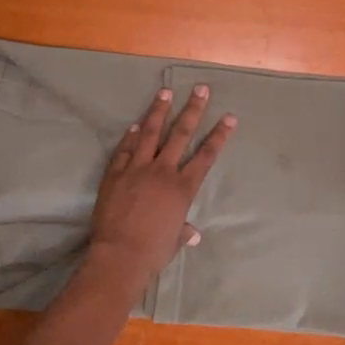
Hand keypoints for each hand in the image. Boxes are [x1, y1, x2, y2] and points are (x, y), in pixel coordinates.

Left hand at [88, 86, 235, 283]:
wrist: (120, 255)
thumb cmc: (153, 251)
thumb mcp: (174, 241)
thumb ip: (183, 232)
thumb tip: (193, 234)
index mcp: (182, 188)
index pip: (206, 155)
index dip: (219, 135)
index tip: (229, 117)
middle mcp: (162, 171)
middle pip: (181, 134)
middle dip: (193, 109)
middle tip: (200, 89)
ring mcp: (137, 168)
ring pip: (150, 132)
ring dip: (159, 111)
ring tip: (165, 92)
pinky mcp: (115, 172)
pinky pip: (125, 149)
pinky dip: (131, 136)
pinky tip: (135, 125)